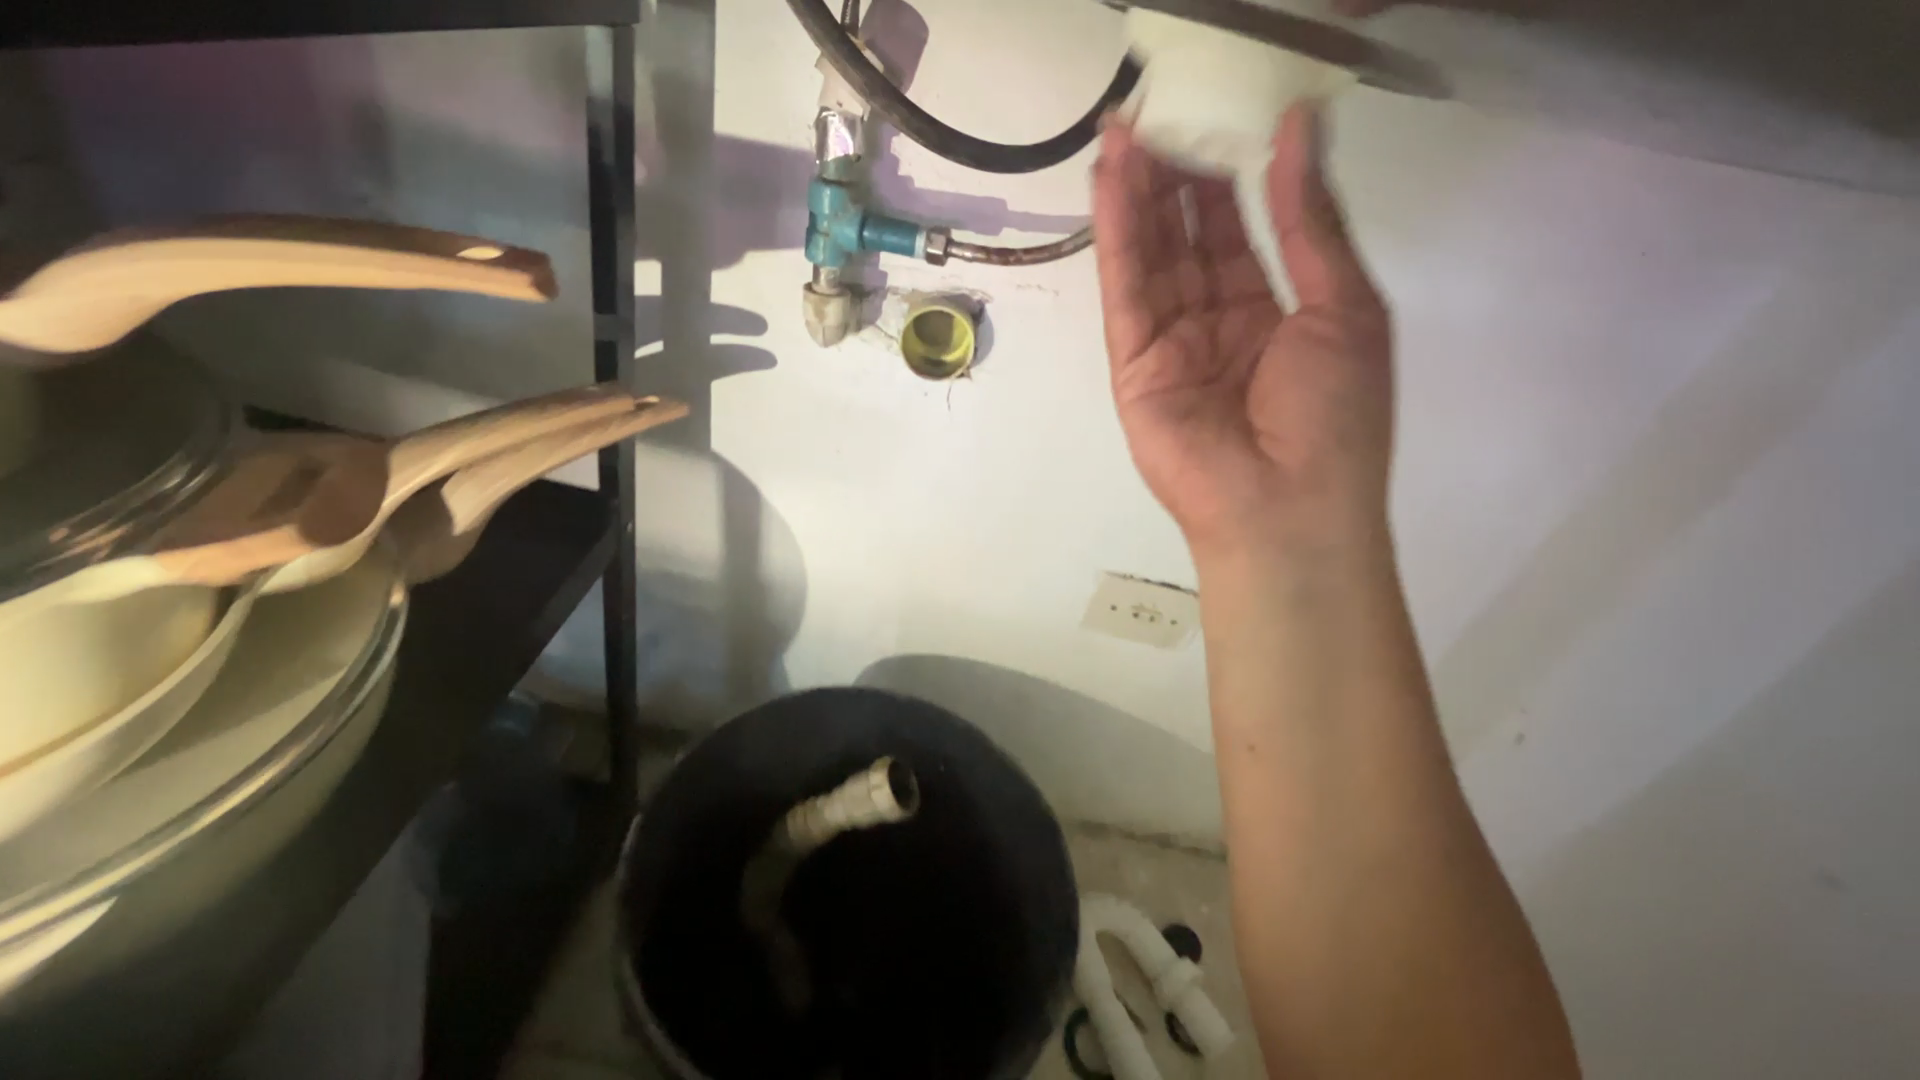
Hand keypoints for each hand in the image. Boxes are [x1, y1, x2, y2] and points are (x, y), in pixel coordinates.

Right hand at [1091, 105, 1393, 561]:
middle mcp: (1217, 323)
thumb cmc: (1334, 416)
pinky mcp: (1132, 366)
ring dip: (1136, 195)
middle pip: (1187, 239)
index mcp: (1275, 313)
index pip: (1240, 233)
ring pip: (1150, 257)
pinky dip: (1118, 238)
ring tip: (1123, 131)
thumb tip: (1298, 131)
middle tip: (1156, 112)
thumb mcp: (1344, 307)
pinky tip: (1111, 185)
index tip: (1213, 114)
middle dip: (1171, 177)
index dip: (1225, 177)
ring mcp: (1171, 346)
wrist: (1287, 510)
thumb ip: (1309, 222)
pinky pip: (1126, 292)